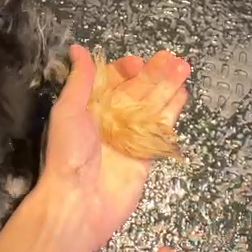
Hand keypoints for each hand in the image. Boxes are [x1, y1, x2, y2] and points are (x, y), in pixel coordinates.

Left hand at [33, 46, 189, 251]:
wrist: (79, 202)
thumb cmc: (69, 153)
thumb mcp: (68, 110)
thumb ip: (80, 80)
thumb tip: (77, 49)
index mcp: (91, 106)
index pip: (113, 81)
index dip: (126, 70)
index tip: (137, 64)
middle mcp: (111, 119)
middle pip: (137, 90)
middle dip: (154, 73)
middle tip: (172, 58)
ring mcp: (130, 136)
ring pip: (152, 105)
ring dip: (168, 86)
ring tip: (183, 67)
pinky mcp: (145, 154)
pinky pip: (160, 129)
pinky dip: (171, 112)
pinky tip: (182, 94)